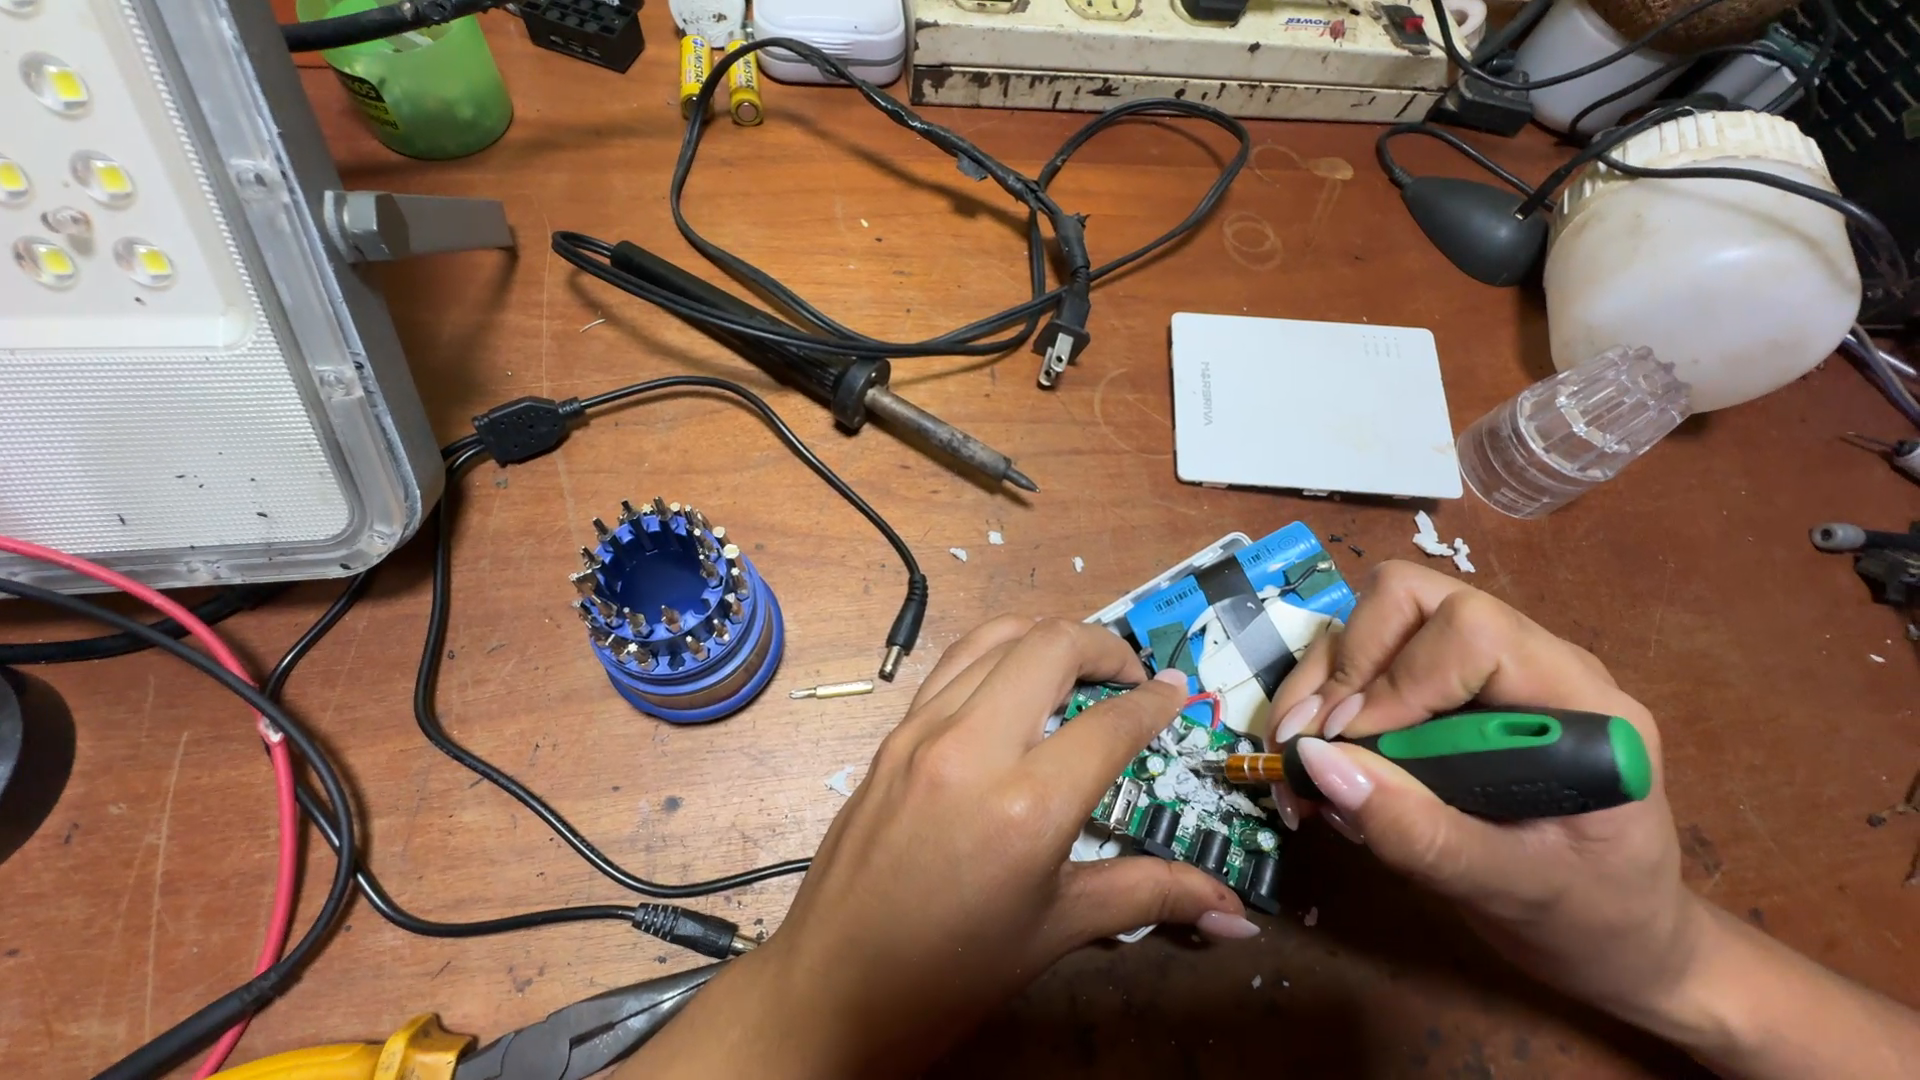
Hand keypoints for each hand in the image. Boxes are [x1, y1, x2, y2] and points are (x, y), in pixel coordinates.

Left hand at [627, 616, 1256, 1077]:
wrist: (832, 986)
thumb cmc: (951, 972)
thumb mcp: (1056, 931)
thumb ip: (1149, 896)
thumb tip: (1237, 918)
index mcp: (1025, 805)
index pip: (1109, 724)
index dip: (1155, 702)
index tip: (1176, 695)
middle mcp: (972, 747)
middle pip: (1049, 646)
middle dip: (1103, 646)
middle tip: (1130, 678)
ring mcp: (921, 731)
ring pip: (994, 638)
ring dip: (1045, 638)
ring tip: (1076, 667)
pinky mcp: (891, 734)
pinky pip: (951, 665)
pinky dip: (996, 654)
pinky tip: (1012, 685)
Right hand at [1264, 561, 1706, 1025]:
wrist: (1608, 927)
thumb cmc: (1589, 912)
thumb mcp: (1514, 890)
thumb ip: (1420, 833)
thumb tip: (1317, 762)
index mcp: (1576, 697)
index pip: (1472, 631)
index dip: (1398, 677)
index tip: (1351, 744)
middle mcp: (1522, 658)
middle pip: (1406, 598)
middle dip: (1343, 666)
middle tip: (1308, 742)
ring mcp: (1471, 664)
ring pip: (1366, 620)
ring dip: (1315, 684)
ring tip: (1297, 757)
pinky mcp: (1430, 679)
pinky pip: (1354, 657)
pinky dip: (1315, 699)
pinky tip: (1315, 756)